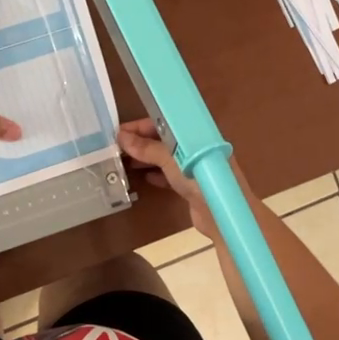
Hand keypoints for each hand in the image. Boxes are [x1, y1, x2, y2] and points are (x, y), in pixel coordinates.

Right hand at [116, 118, 255, 236]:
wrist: (221, 216)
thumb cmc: (199, 179)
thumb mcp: (171, 159)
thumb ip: (148, 149)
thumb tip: (122, 138)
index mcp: (196, 136)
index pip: (166, 123)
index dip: (144, 125)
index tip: (121, 131)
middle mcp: (196, 149)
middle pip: (165, 141)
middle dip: (142, 142)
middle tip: (117, 147)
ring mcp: (194, 169)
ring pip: (166, 159)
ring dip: (146, 159)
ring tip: (124, 161)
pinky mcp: (192, 188)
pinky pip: (170, 177)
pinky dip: (156, 175)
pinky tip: (144, 177)